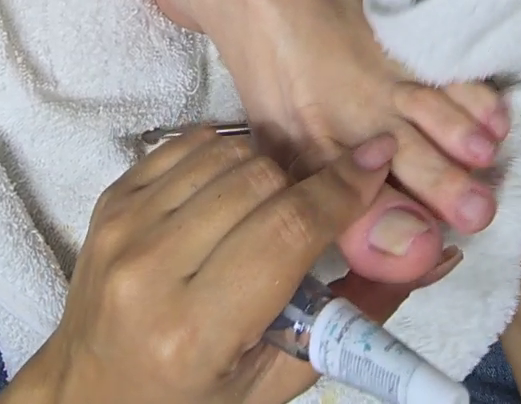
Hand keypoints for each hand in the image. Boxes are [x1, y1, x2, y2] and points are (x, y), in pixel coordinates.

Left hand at [9, 129, 403, 403]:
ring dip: (265, 167)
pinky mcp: (111, 196)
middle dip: (304, 181)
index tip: (378, 159)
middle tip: (322, 200)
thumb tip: (433, 255)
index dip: (341, 189)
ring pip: (225, 152)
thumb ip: (353, 316)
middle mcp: (150, 269)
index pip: (286, 231)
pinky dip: (224, 153)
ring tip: (273, 204)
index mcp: (194, 331)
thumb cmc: (191, 401)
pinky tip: (231, 188)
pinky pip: (187, 142)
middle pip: (258, 180)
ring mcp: (124, 224)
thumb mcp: (276, 382)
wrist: (87, 394)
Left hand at [105, 0, 508, 284]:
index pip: (349, 195)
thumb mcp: (263, 111)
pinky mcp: (379, 25)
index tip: (427, 253)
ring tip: (489, 162)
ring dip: (457, 137)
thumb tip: (345, 213)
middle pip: (395, 156)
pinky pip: (430, 62)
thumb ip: (298, 162)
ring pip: (419, 109)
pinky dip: (464, 83)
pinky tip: (493, 107)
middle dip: (436, 190)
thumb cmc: (243, 34)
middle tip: (477, 218)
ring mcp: (360, 63)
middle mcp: (334, 106)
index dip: (387, 228)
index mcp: (298, 135)